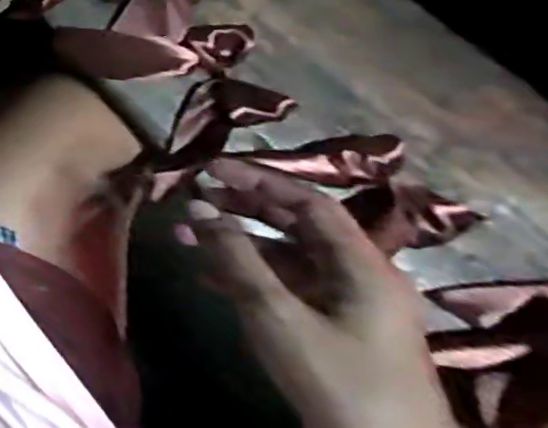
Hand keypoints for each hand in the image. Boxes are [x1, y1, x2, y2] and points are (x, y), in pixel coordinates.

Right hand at [177, 158, 455, 427]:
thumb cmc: (336, 377)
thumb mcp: (274, 312)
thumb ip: (233, 253)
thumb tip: (195, 203)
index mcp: (363, 267)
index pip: (309, 202)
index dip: (257, 179)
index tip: (206, 169)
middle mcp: (363, 276)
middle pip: (297, 223)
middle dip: (239, 206)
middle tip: (191, 196)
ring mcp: (353, 303)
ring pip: (287, 252)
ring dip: (234, 239)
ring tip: (184, 234)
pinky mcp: (340, 326)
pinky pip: (288, 280)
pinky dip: (246, 268)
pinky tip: (206, 273)